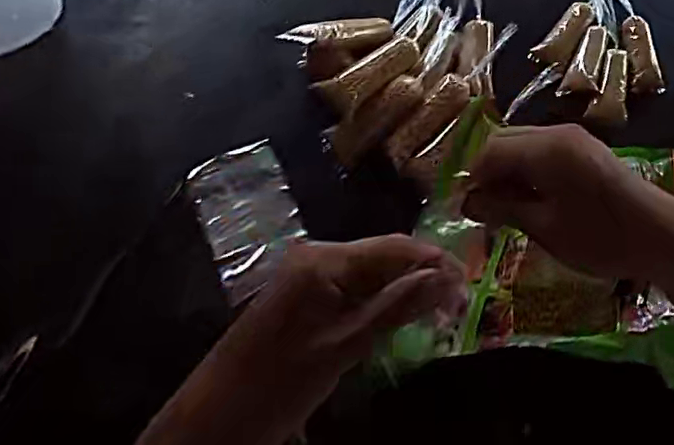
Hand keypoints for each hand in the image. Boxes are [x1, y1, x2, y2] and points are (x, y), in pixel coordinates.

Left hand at [138, 236, 463, 444]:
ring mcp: (311, 275)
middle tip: (458, 304)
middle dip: (425, 276)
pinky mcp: (306, 297)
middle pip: (387, 256)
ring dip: (406, 290)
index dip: (436, 261)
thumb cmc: (274, 386)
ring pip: (374, 273)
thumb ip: (396, 307)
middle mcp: (320, 256)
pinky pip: (356, 289)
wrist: (204, 429)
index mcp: (326, 259)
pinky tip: (402, 318)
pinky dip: (382, 302)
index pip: (396, 247)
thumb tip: (445, 277)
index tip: (469, 284)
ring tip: (439, 312)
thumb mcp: (341, 348)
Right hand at [461, 125, 673, 282]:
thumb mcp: (545, 227)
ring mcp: (575, 138)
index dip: (473, 177)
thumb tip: (467, 202)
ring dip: (509, 169)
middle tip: (484, 211)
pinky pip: (544, 149)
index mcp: (546, 147)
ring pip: (524, 143)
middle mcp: (558, 132)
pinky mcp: (586, 148)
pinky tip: (532, 200)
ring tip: (506, 210)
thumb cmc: (599, 235)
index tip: (464, 209)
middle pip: (505, 139)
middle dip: (489, 171)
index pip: (490, 149)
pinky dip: (529, 169)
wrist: (658, 233)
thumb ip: (503, 209)